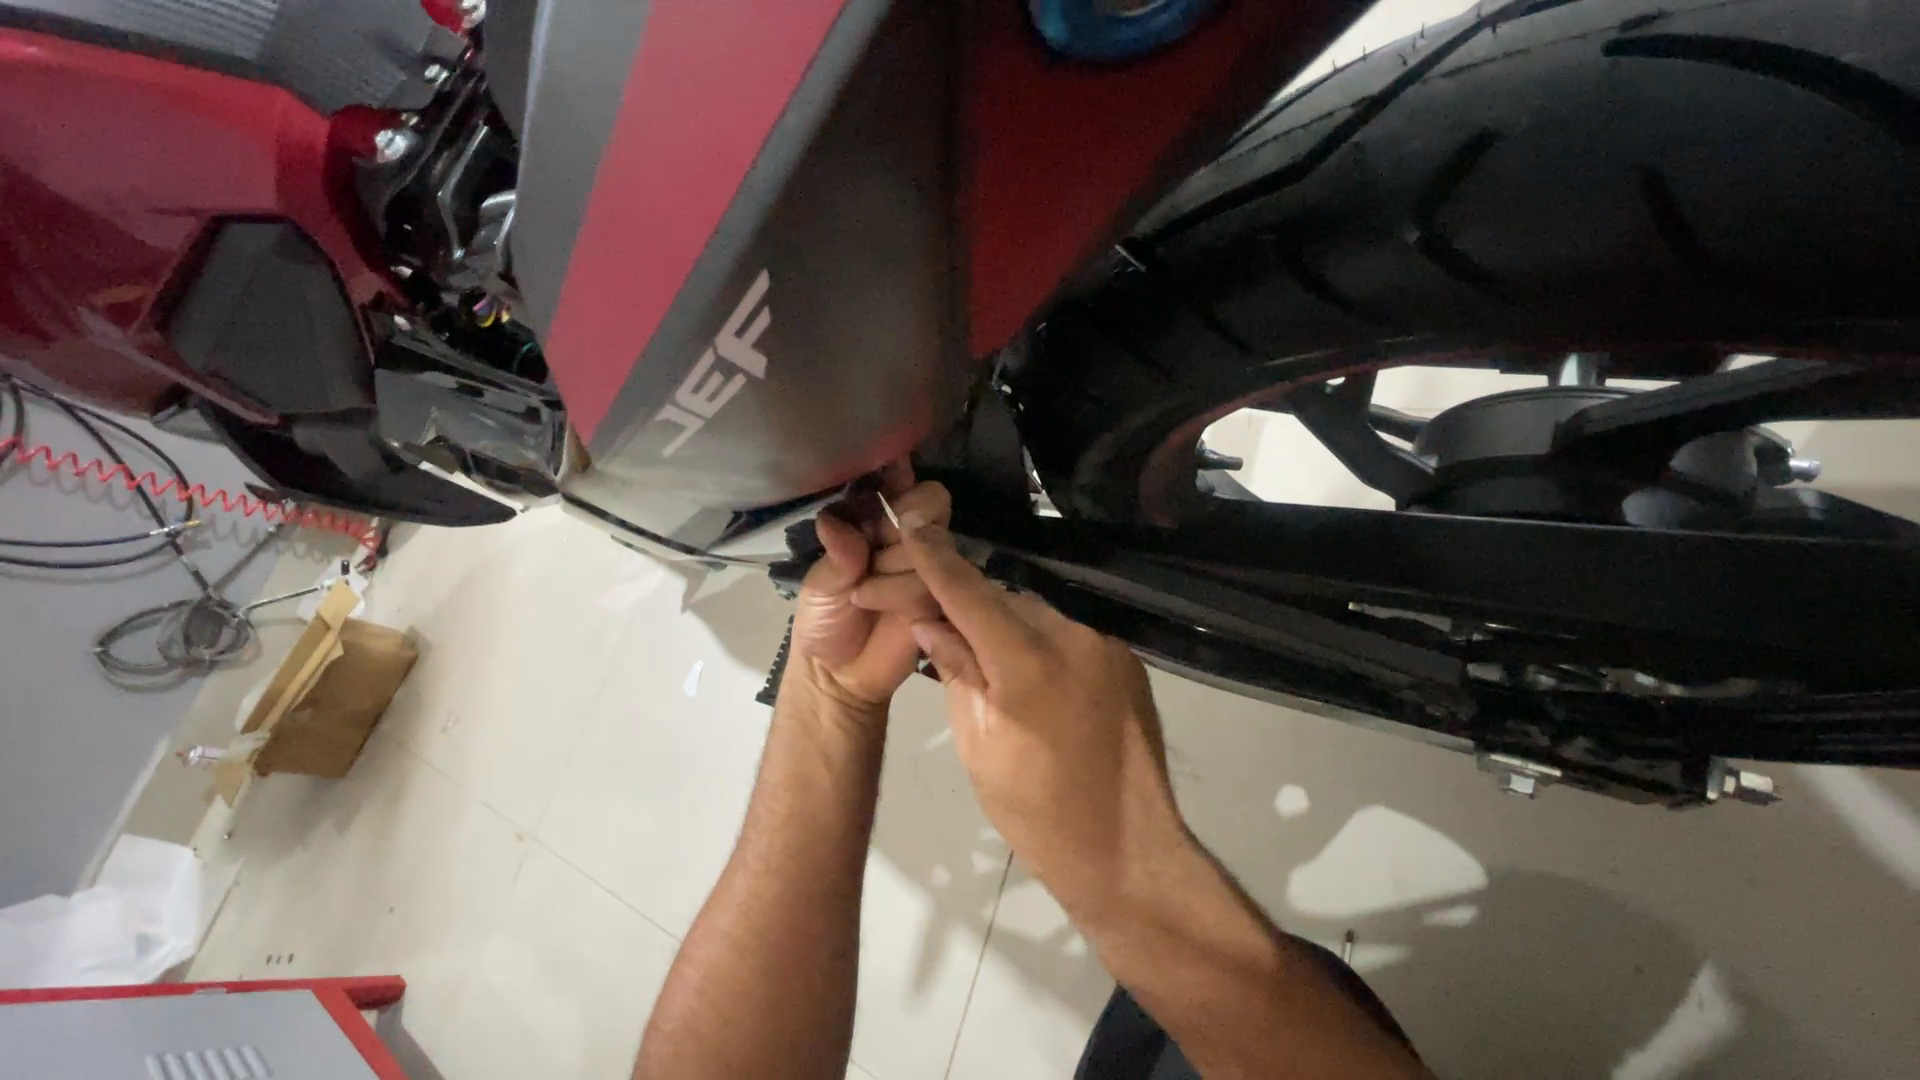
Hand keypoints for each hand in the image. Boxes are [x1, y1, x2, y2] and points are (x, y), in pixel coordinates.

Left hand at [788, 461, 951, 714]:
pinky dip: (899, 592)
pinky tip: (878, 607)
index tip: (891, 472)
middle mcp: (904, 539)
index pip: (895, 485)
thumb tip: (836, 522)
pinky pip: (931, 581)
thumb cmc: (824, 622)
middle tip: (876, 544)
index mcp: (873, 524)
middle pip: (931, 501)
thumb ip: (836, 554)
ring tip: (862, 594)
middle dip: (904, 519)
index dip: (895, 474)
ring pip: (930, 542)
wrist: (838, 677)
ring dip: (891, 566)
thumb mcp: (819, 585)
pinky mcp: (940, 598)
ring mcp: (926, 568)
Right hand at [895, 518, 1190, 916]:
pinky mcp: (1128, 659)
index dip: (937, 559)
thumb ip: (957, 673)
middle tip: (949, 636)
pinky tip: (1042, 684)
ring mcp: (1107, 645)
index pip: (969, 593)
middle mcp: (1073, 637)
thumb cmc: (1037, 812)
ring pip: (1041, 617)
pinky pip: (1072, 636)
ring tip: (1001, 674)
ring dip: (1014, 630)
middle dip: (976, 610)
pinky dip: (1047, 646)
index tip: (913, 528)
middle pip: (1008, 601)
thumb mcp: (978, 746)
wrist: (1128, 851)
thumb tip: (932, 623)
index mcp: (1026, 662)